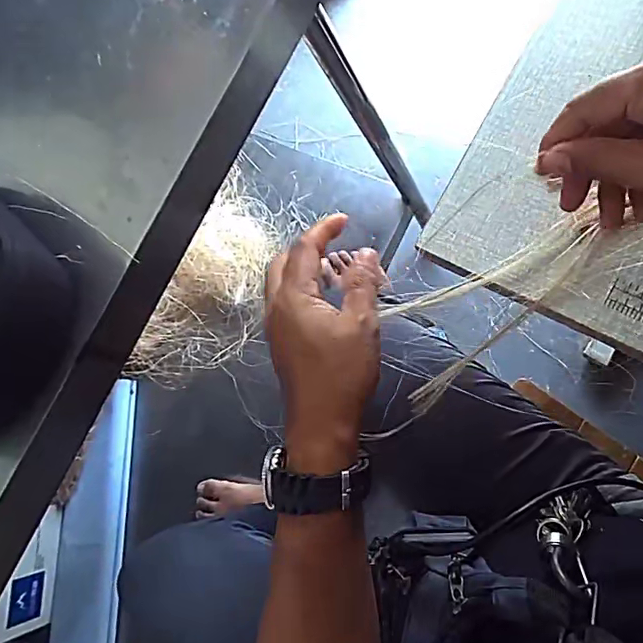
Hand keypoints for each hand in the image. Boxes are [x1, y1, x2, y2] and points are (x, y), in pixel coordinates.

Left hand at [264, 214, 379, 473]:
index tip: (343, 220)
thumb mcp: (361, 325)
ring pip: (283, 283)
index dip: (323, 230)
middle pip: (284, 262)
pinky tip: (331, 301)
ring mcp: (276, 326)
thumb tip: (365, 253)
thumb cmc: (342, 374)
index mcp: (293, 298)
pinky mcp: (283, 342)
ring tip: (340, 271)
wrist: (321, 422)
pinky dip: (306, 289)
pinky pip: (288, 302)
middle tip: (339, 245)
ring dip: (307, 269)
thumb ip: (362, 284)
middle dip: (309, 247)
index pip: (303, 250)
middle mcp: (277, 308)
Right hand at [535, 47, 642, 230]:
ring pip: (637, 131)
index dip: (559, 145)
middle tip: (580, 212)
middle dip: (594, 170)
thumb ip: (598, 162)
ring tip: (623, 220)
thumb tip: (548, 157)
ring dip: (623, 176)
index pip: (586, 107)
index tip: (543, 181)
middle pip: (611, 120)